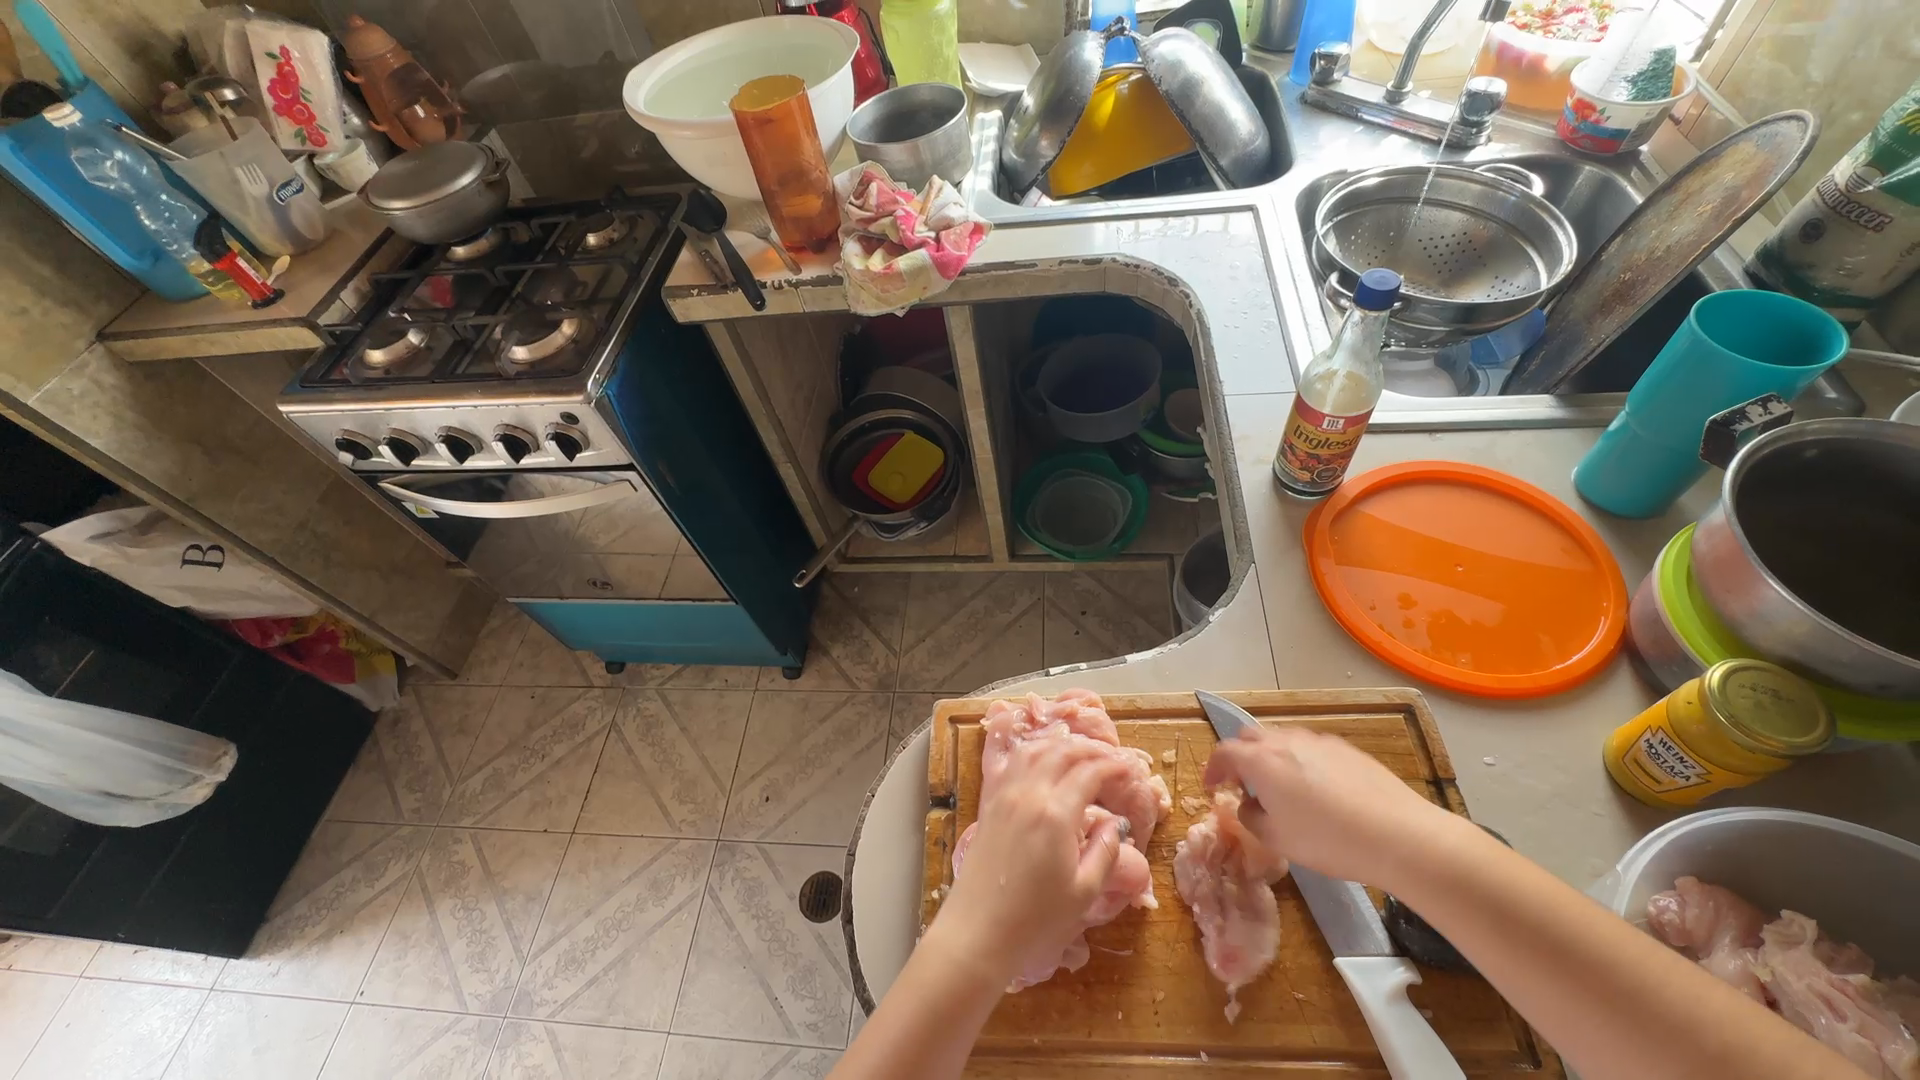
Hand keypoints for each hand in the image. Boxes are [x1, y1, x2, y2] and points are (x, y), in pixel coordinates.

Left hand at [929, 736, 1130, 987]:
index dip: (1113, 767)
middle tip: (1111, 757)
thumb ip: (1105, 852)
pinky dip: (1033, 752)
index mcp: (1055, 814)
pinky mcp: (989, 804)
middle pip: (1062, 752)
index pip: (1090, 772)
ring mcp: (1004, 796)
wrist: (978, 933)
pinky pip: (1012, 763)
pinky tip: (1042, 761)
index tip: (1130, 770)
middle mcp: (1028, 794)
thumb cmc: (1035, 920)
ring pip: (1034, 750)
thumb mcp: (1084, 892)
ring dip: (1061, 745)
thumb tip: (1116, 826)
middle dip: (1091, 749)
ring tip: (1080, 753)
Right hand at [1203, 725, 1460, 888]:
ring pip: (1282, 739)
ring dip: (1271, 757)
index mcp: (1262, 761)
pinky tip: (1317, 791)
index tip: (1212, 786)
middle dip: (1240, 756)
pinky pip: (1311, 747)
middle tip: (1244, 785)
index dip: (1213, 768)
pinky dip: (1300, 761)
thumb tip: (1247, 805)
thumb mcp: (1277, 840)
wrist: (1399, 835)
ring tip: (1282, 789)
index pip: (1224, 752)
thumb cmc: (1328, 840)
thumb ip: (1251, 818)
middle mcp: (1286, 741)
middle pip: (1250, 737)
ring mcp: (1319, 741)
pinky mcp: (1347, 749)